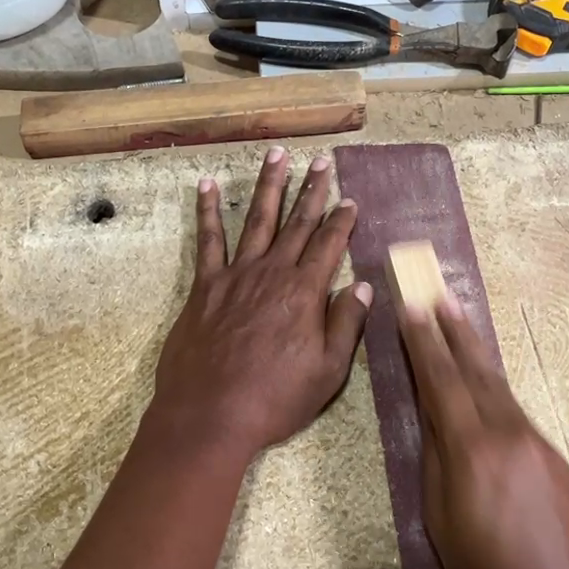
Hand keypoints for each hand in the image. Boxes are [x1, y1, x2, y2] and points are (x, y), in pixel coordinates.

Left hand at [145, 147, 370, 462]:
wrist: (210, 414)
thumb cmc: (274, 399)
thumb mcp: (327, 372)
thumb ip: (346, 325)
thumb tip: (363, 286)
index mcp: (305, 293)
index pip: (329, 245)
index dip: (341, 220)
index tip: (350, 199)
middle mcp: (273, 273)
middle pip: (297, 223)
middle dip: (311, 190)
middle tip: (321, 161)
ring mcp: (237, 275)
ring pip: (258, 220)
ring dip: (269, 186)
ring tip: (277, 154)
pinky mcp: (206, 285)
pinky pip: (208, 240)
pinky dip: (208, 211)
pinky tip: (207, 185)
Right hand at [400, 295, 568, 568]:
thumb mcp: (443, 521)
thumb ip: (437, 459)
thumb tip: (434, 416)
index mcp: (472, 448)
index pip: (441, 380)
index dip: (423, 341)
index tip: (411, 306)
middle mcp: (507, 432)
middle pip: (475, 368)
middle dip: (452, 329)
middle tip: (437, 292)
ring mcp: (536, 441)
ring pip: (496, 385)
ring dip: (473, 351)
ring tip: (456, 319)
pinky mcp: (553, 457)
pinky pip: (513, 409)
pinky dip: (491, 386)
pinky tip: (482, 384)